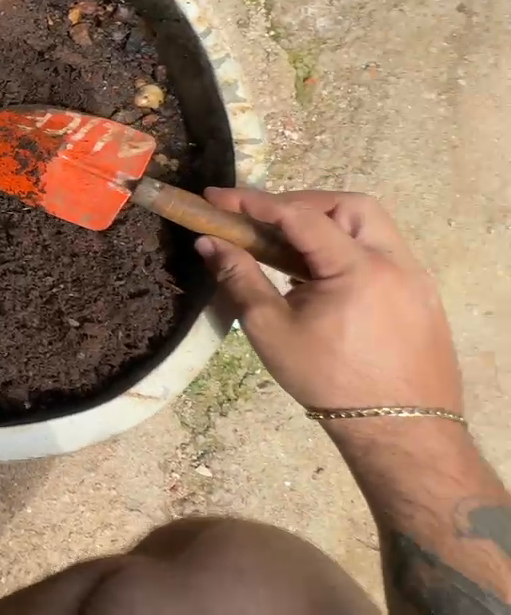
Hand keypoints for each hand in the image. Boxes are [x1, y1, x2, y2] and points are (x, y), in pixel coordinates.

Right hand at [198, 188, 461, 416]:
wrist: (400, 429)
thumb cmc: (327, 376)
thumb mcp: (268, 325)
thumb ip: (238, 275)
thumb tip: (208, 242)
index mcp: (359, 270)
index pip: (301, 215)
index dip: (252, 201)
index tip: (214, 198)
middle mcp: (397, 265)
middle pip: (352, 206)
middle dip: (300, 202)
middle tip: (260, 218)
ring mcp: (415, 281)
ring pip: (371, 226)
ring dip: (323, 221)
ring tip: (283, 243)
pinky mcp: (419, 297)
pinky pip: (380, 251)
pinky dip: (341, 244)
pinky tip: (312, 270)